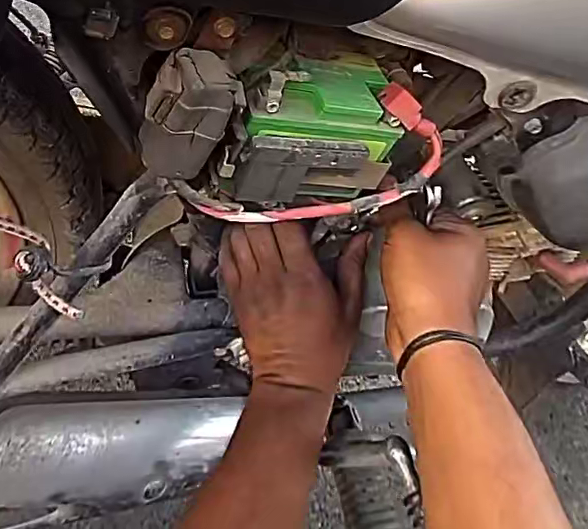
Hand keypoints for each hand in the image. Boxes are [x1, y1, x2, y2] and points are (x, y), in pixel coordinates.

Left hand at [220, 222, 366, 396]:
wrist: (292, 383)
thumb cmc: (321, 351)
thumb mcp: (348, 310)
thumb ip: (352, 269)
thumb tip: (360, 240)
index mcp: (303, 278)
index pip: (288, 227)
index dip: (291, 208)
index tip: (299, 204)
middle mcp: (274, 278)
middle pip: (259, 225)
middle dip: (267, 209)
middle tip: (276, 205)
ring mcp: (251, 285)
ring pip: (238, 235)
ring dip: (247, 221)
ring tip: (258, 217)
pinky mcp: (237, 295)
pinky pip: (226, 257)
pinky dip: (230, 241)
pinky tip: (240, 236)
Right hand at [378, 206, 488, 357]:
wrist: (426, 339)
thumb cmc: (426, 292)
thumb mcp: (402, 234)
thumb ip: (395, 208)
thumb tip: (389, 192)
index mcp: (469, 235)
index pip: (432, 203)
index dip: (407, 204)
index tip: (391, 207)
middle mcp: (470, 257)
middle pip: (427, 228)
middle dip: (405, 231)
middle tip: (391, 236)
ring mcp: (458, 280)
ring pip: (422, 254)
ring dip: (404, 255)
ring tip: (395, 263)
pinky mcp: (442, 299)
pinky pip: (420, 276)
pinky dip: (407, 276)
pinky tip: (398, 280)